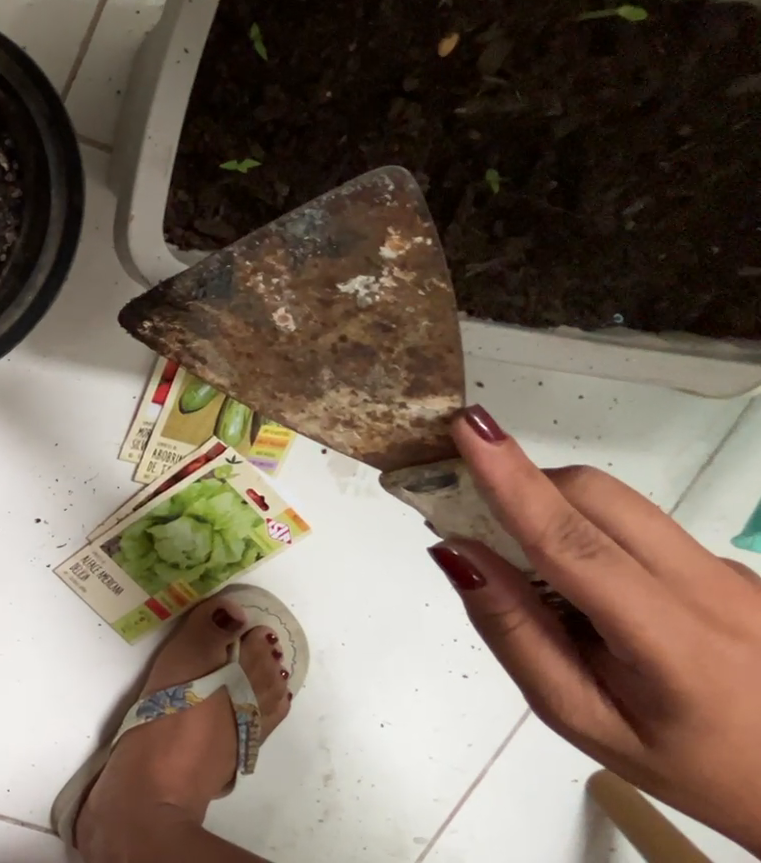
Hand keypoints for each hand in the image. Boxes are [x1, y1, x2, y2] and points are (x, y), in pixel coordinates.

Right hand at [430, 406, 760, 851]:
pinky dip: (599, 539)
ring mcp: (739, 577)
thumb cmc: (685, 763)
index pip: (574, 544)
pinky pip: (647, 532)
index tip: (470, 427)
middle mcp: (717, 593)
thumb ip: (515, 633)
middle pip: (599, 499)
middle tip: (474, 515)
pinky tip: (604, 600)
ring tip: (543, 577)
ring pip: (623, 508)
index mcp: (674, 643)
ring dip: (560, 513)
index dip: (513, 482)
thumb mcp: (579, 716)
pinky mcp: (742, 572)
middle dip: (526, 486)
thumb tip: (458, 553)